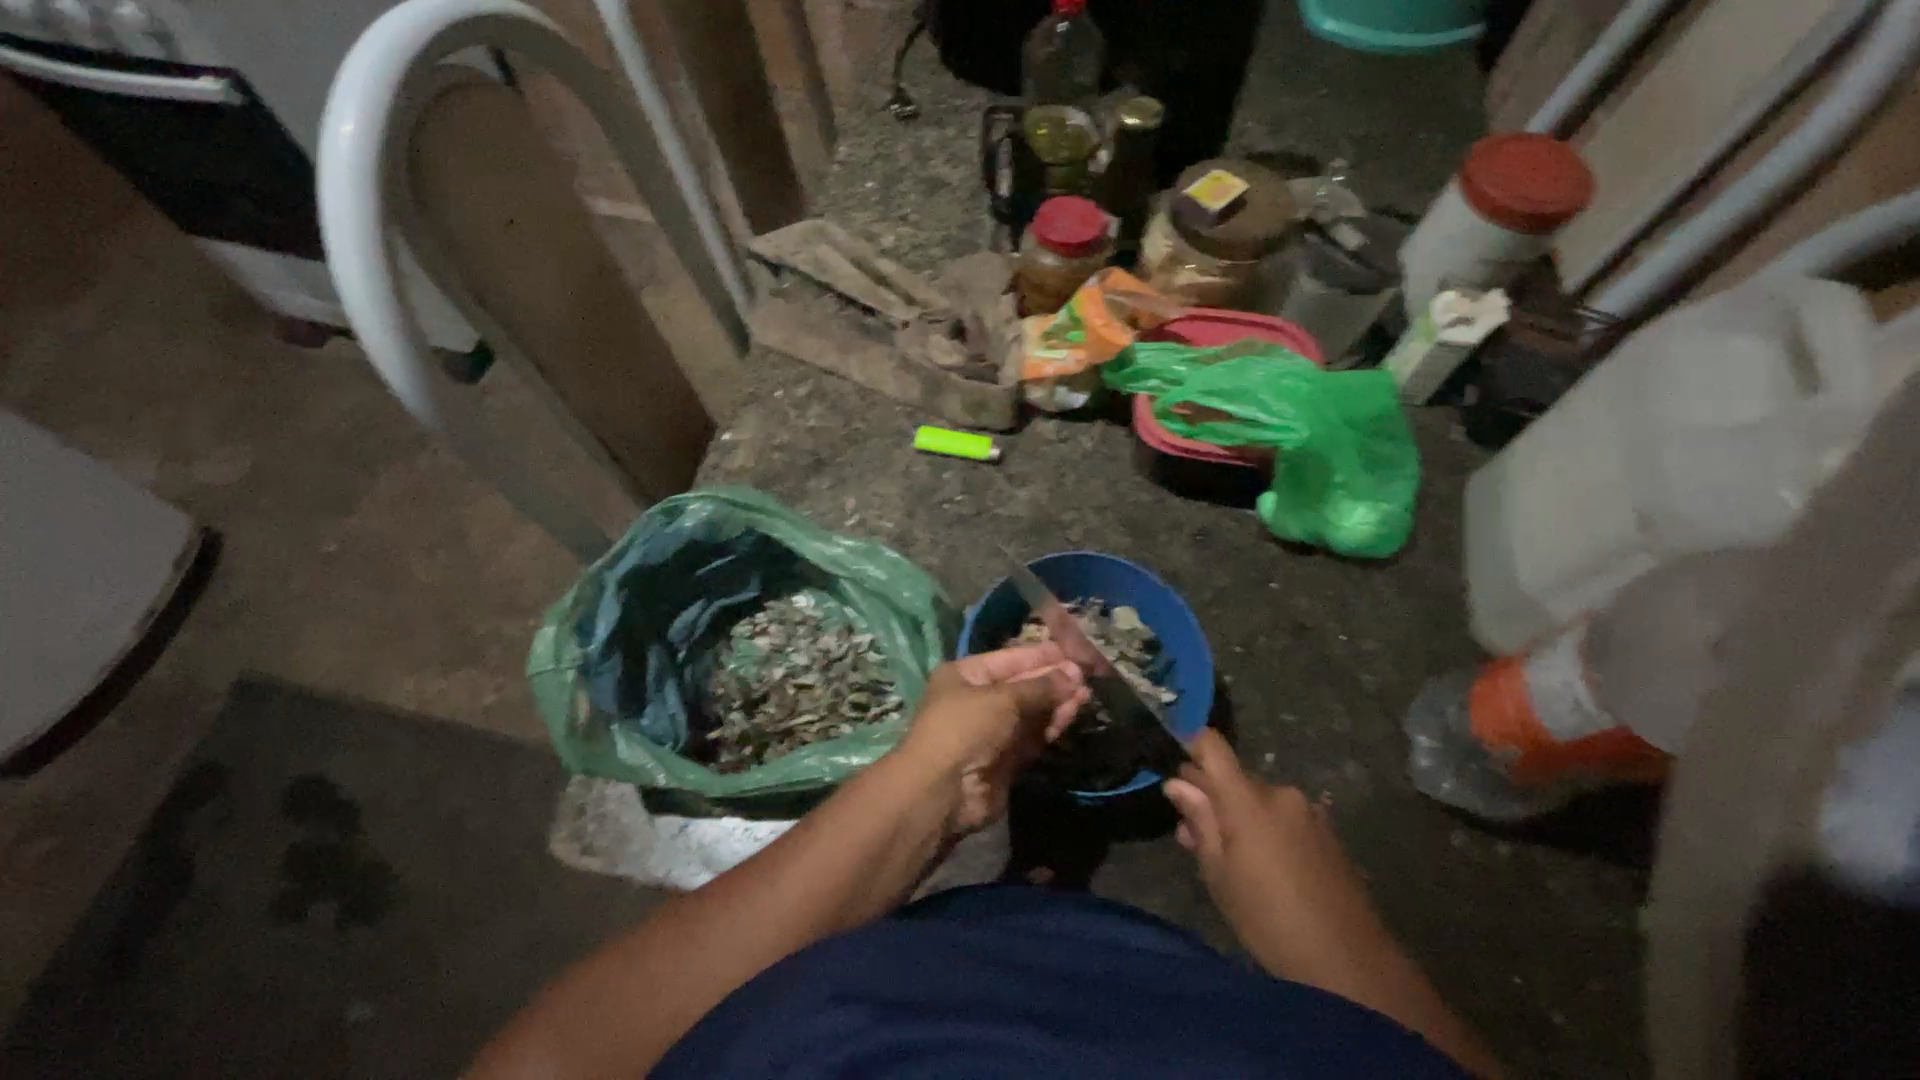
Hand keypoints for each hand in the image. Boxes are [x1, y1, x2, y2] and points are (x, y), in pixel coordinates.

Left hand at [897, 645, 1089, 833]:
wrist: (943, 791)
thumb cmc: (966, 728)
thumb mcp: (1003, 699)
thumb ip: (1040, 687)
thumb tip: (1074, 674)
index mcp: (965, 675)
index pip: (1009, 659)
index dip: (1041, 656)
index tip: (1073, 652)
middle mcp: (978, 700)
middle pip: (1022, 686)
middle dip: (1052, 681)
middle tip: (1086, 677)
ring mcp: (992, 731)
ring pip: (1031, 712)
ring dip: (1056, 703)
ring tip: (1086, 695)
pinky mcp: (1005, 759)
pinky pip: (1032, 736)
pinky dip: (1051, 725)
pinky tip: (1072, 715)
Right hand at [1161, 730, 1387, 983]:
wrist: (1349, 961)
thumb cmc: (1267, 919)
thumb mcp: (1219, 874)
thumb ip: (1199, 822)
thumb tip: (1177, 784)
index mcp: (1248, 799)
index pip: (1212, 746)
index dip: (1190, 748)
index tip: (1175, 772)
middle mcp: (1280, 793)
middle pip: (1234, 778)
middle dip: (1211, 797)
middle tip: (1192, 837)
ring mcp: (1310, 811)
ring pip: (1259, 800)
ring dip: (1239, 817)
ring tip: (1229, 860)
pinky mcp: (1328, 832)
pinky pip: (1285, 817)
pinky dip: (1267, 830)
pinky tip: (1266, 869)